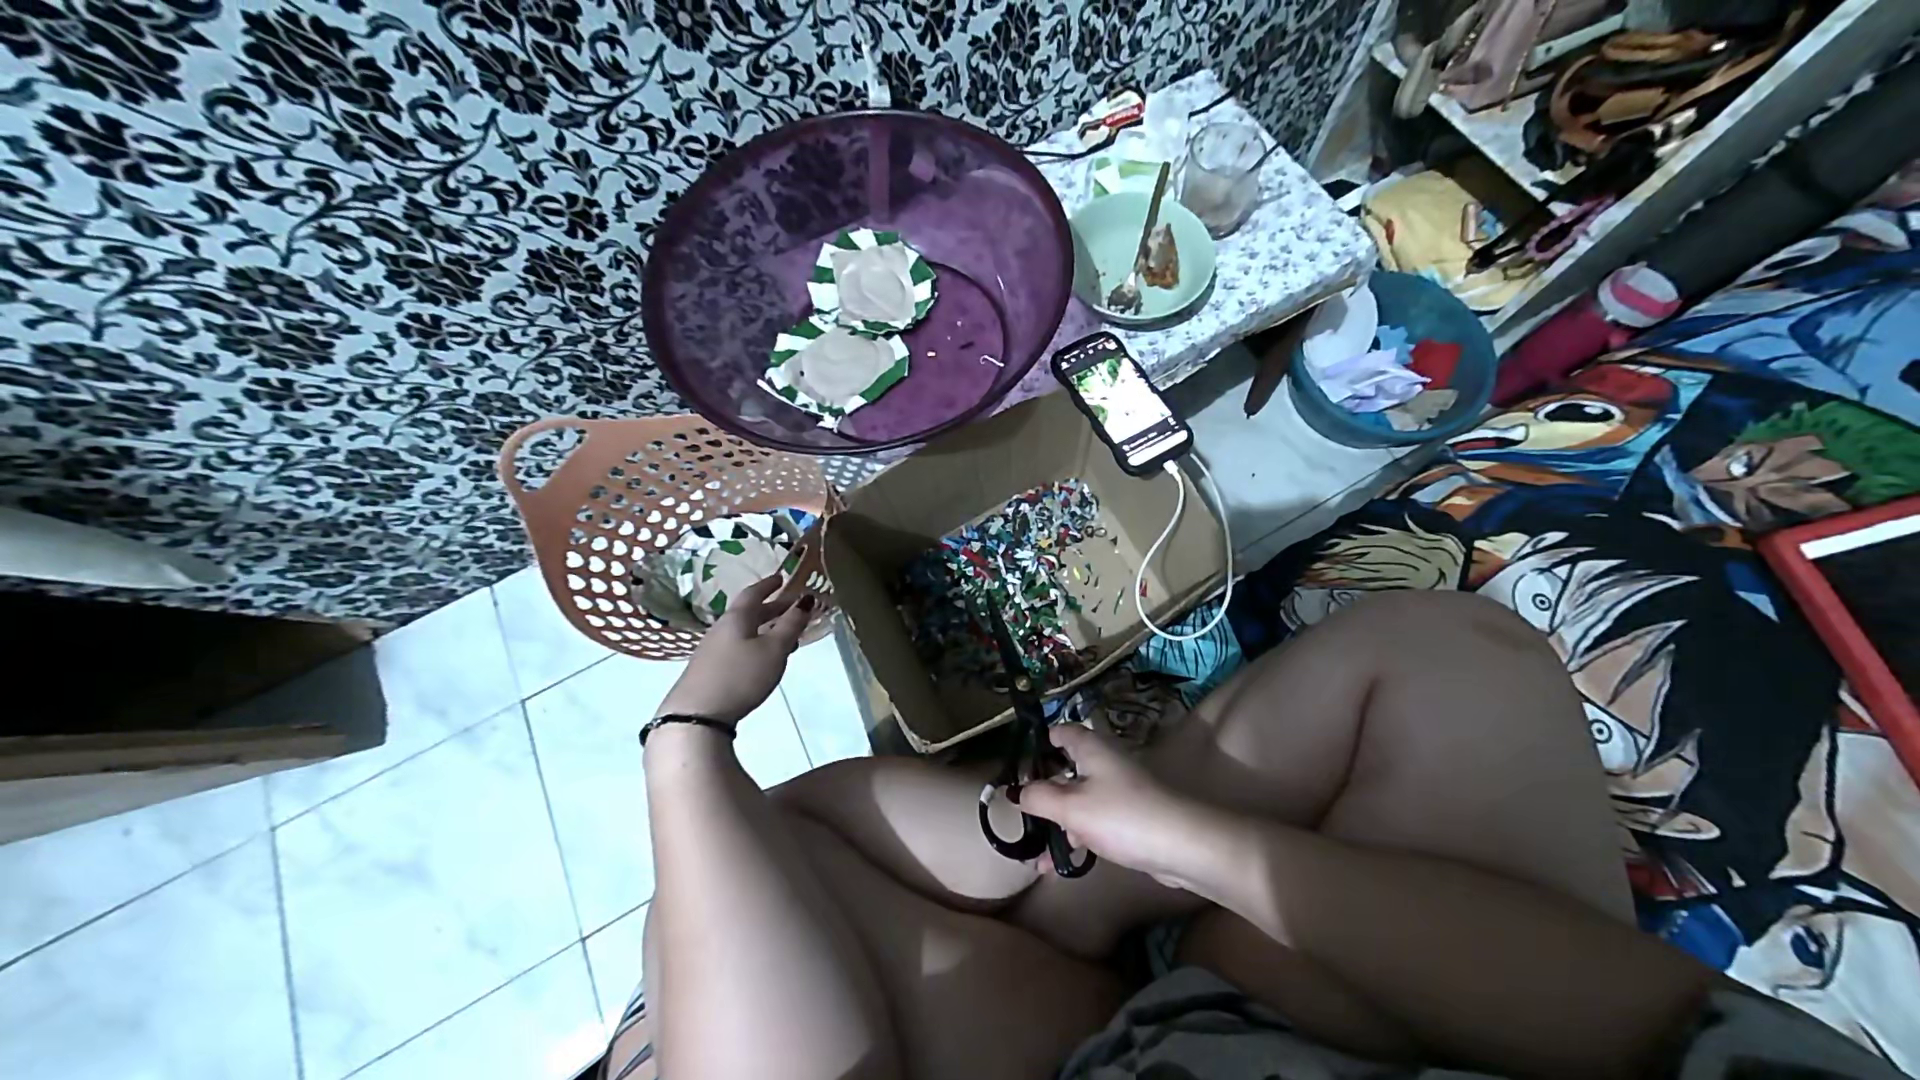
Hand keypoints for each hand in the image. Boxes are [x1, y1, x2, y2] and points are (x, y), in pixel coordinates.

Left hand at [655, 573, 813, 726]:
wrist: (697, 715)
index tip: (782, 578)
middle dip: (771, 608)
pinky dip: (755, 644)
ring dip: (765, 628)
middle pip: (749, 613)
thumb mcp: (773, 650)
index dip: (769, 585)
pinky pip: (737, 646)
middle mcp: (722, 629)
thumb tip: (805, 599)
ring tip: (785, 636)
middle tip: (791, 606)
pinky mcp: (710, 669)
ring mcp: (712, 649)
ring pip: (743, 631)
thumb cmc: (741, 676)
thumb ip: (791, 625)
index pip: (754, 594)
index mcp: (737, 618)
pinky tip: (763, 658)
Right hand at [1019, 725, 1225, 891]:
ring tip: (1033, 850)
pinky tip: (1057, 865)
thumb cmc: (1121, 817)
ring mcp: (1118, 791)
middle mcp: (1104, 763)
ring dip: (1056, 821)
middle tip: (1019, 810)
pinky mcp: (1129, 818)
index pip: (1061, 731)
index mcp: (1090, 748)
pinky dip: (1075, 838)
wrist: (1183, 846)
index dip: (1039, 743)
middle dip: (1042, 790)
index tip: (1017, 763)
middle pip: (1066, 768)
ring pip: (1078, 799)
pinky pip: (1092, 822)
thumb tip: (1018, 792)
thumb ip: (1038, 797)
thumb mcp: (1070, 807)